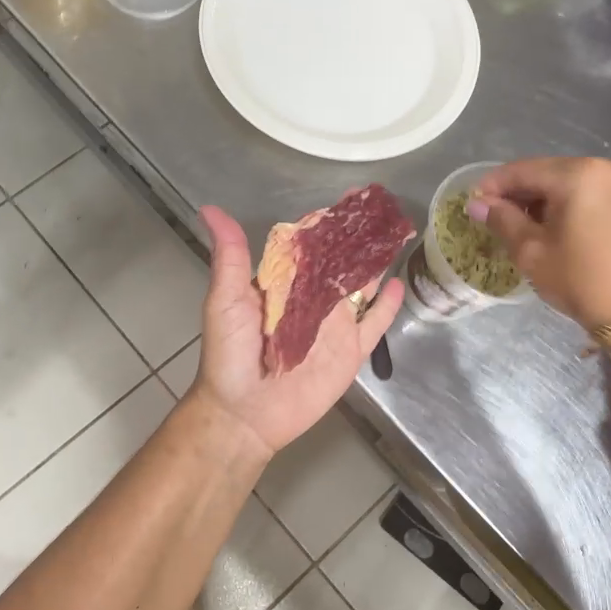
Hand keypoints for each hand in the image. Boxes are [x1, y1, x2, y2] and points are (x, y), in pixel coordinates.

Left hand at [183, 205, 403, 460]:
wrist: (244, 413)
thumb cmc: (229, 354)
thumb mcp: (225, 300)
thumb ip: (230, 256)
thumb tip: (210, 210)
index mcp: (282, 283)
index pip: (309, 244)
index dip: (328, 221)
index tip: (352, 196)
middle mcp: (310, 299)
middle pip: (341, 261)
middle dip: (359, 236)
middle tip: (384, 207)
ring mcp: (333, 325)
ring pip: (362, 286)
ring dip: (377, 262)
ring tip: (398, 234)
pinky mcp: (350, 351)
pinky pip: (373, 324)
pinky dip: (387, 306)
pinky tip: (399, 285)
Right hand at [468, 157, 610, 327]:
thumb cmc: (580, 279)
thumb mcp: (532, 251)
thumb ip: (502, 220)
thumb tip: (477, 204)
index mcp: (578, 174)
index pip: (523, 170)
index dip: (493, 185)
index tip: (472, 201)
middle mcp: (607, 168)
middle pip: (549, 173)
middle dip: (520, 192)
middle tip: (494, 215)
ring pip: (571, 183)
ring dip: (544, 199)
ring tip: (522, 224)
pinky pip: (592, 194)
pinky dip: (569, 205)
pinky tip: (554, 227)